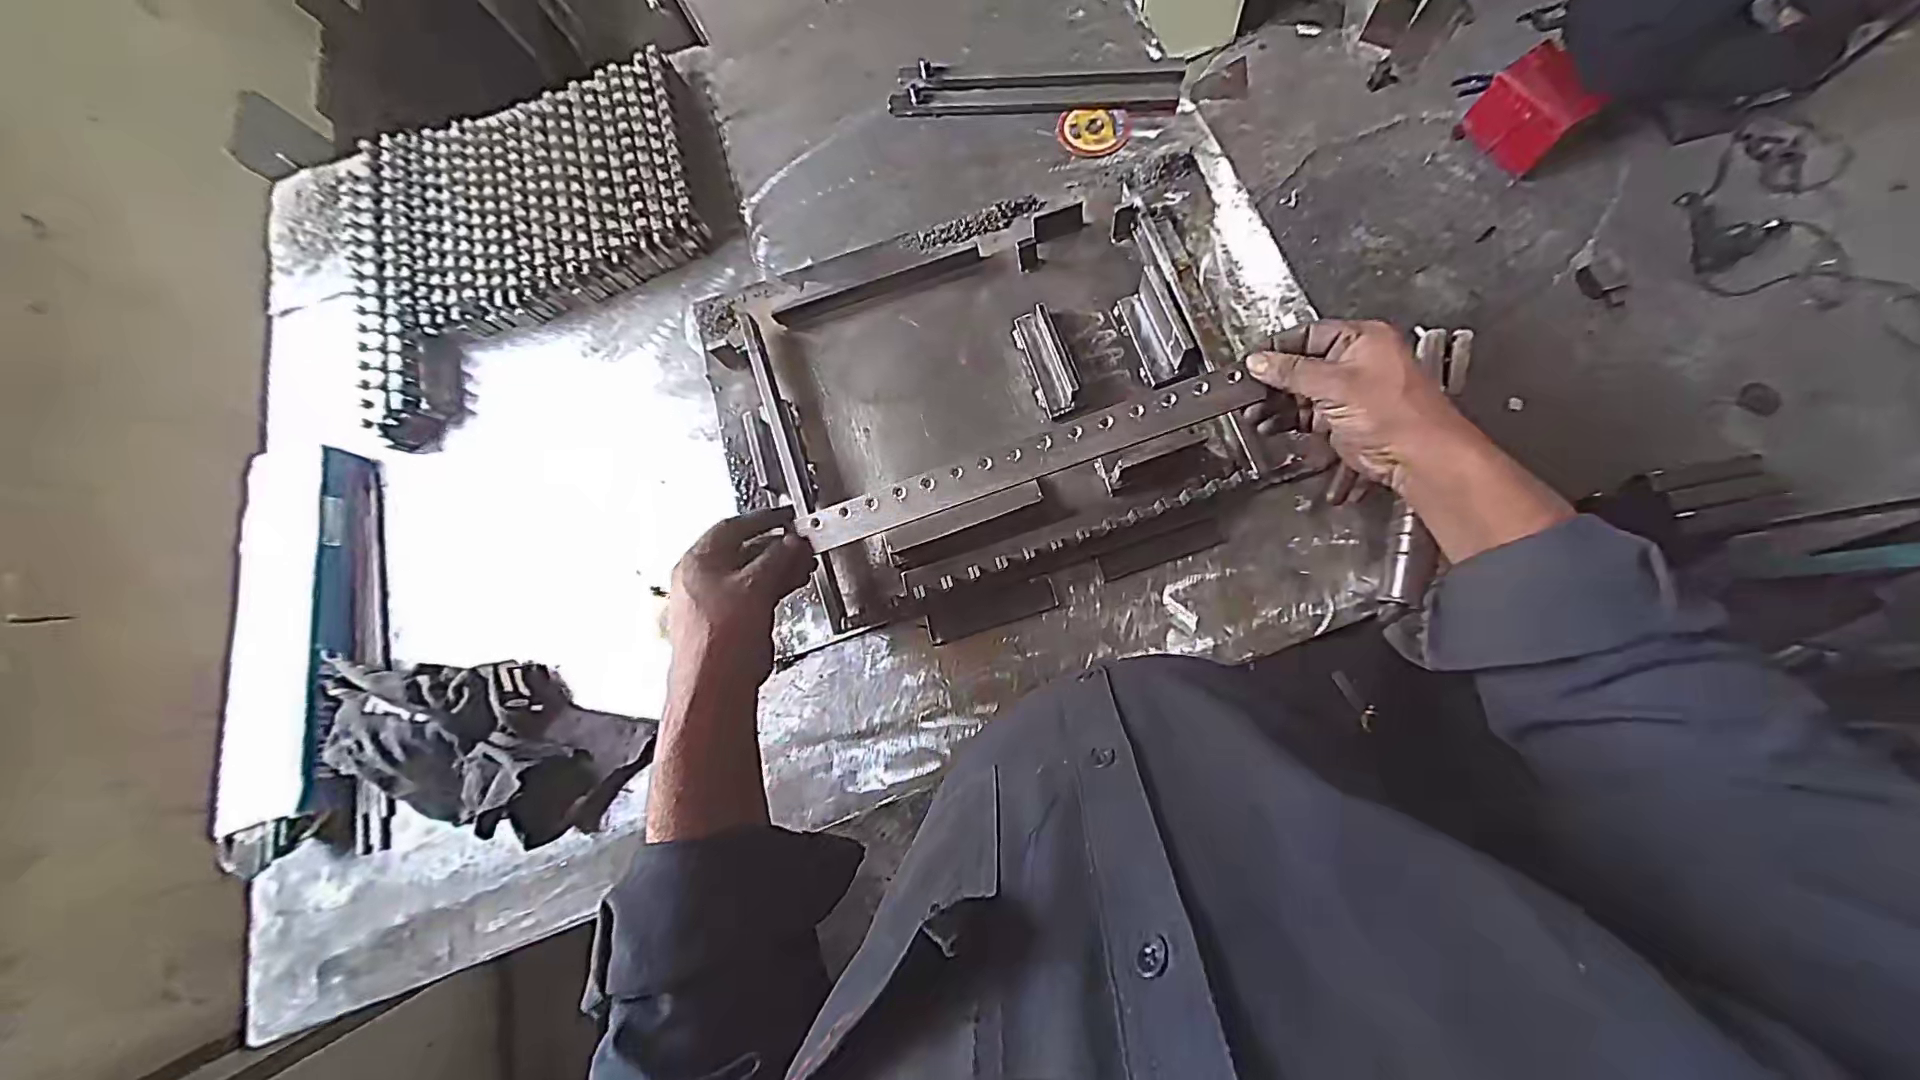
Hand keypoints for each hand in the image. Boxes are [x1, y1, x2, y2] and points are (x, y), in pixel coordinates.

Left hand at [668, 507, 814, 688]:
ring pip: (747, 575)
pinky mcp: (720, 624)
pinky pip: (748, 596)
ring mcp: (707, 603)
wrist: (712, 688)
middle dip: (775, 547)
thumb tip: (792, 543)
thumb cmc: (719, 642)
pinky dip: (770, 588)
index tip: (785, 517)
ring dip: (776, 568)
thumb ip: (778, 559)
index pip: (733, 527)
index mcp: (697, 562)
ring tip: (801, 566)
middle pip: (741, 551)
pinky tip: (787, 589)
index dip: (763, 519)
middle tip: (800, 544)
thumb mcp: (757, 587)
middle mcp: (697, 580)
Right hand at [1242, 320, 1475, 501]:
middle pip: (1300, 366)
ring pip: (1300, 392)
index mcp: (1362, 340)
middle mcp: (1355, 362)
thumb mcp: (1335, 384)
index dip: (1278, 349)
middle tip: (1248, 391)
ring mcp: (1347, 391)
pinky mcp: (1340, 417)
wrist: (1416, 455)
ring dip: (1275, 404)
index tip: (1253, 363)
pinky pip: (1305, 414)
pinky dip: (1286, 420)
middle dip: (1273, 382)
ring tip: (1253, 412)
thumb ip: (1291, 372)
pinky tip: (1269, 424)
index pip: (1308, 335)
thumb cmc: (1397, 415)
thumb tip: (1260, 362)